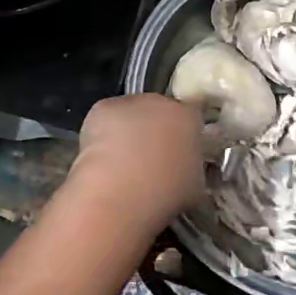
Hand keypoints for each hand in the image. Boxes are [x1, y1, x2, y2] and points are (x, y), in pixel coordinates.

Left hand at [67, 94, 203, 229]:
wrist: (122, 189)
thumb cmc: (166, 192)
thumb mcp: (194, 187)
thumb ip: (191, 169)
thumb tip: (183, 170)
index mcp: (187, 118)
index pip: (190, 118)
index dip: (181, 135)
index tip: (176, 154)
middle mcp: (160, 102)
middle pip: (158, 112)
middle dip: (153, 131)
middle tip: (147, 160)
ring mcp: (129, 102)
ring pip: (130, 114)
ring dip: (128, 131)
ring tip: (120, 164)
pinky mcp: (102, 108)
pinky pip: (105, 119)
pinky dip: (102, 134)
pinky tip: (101, 158)